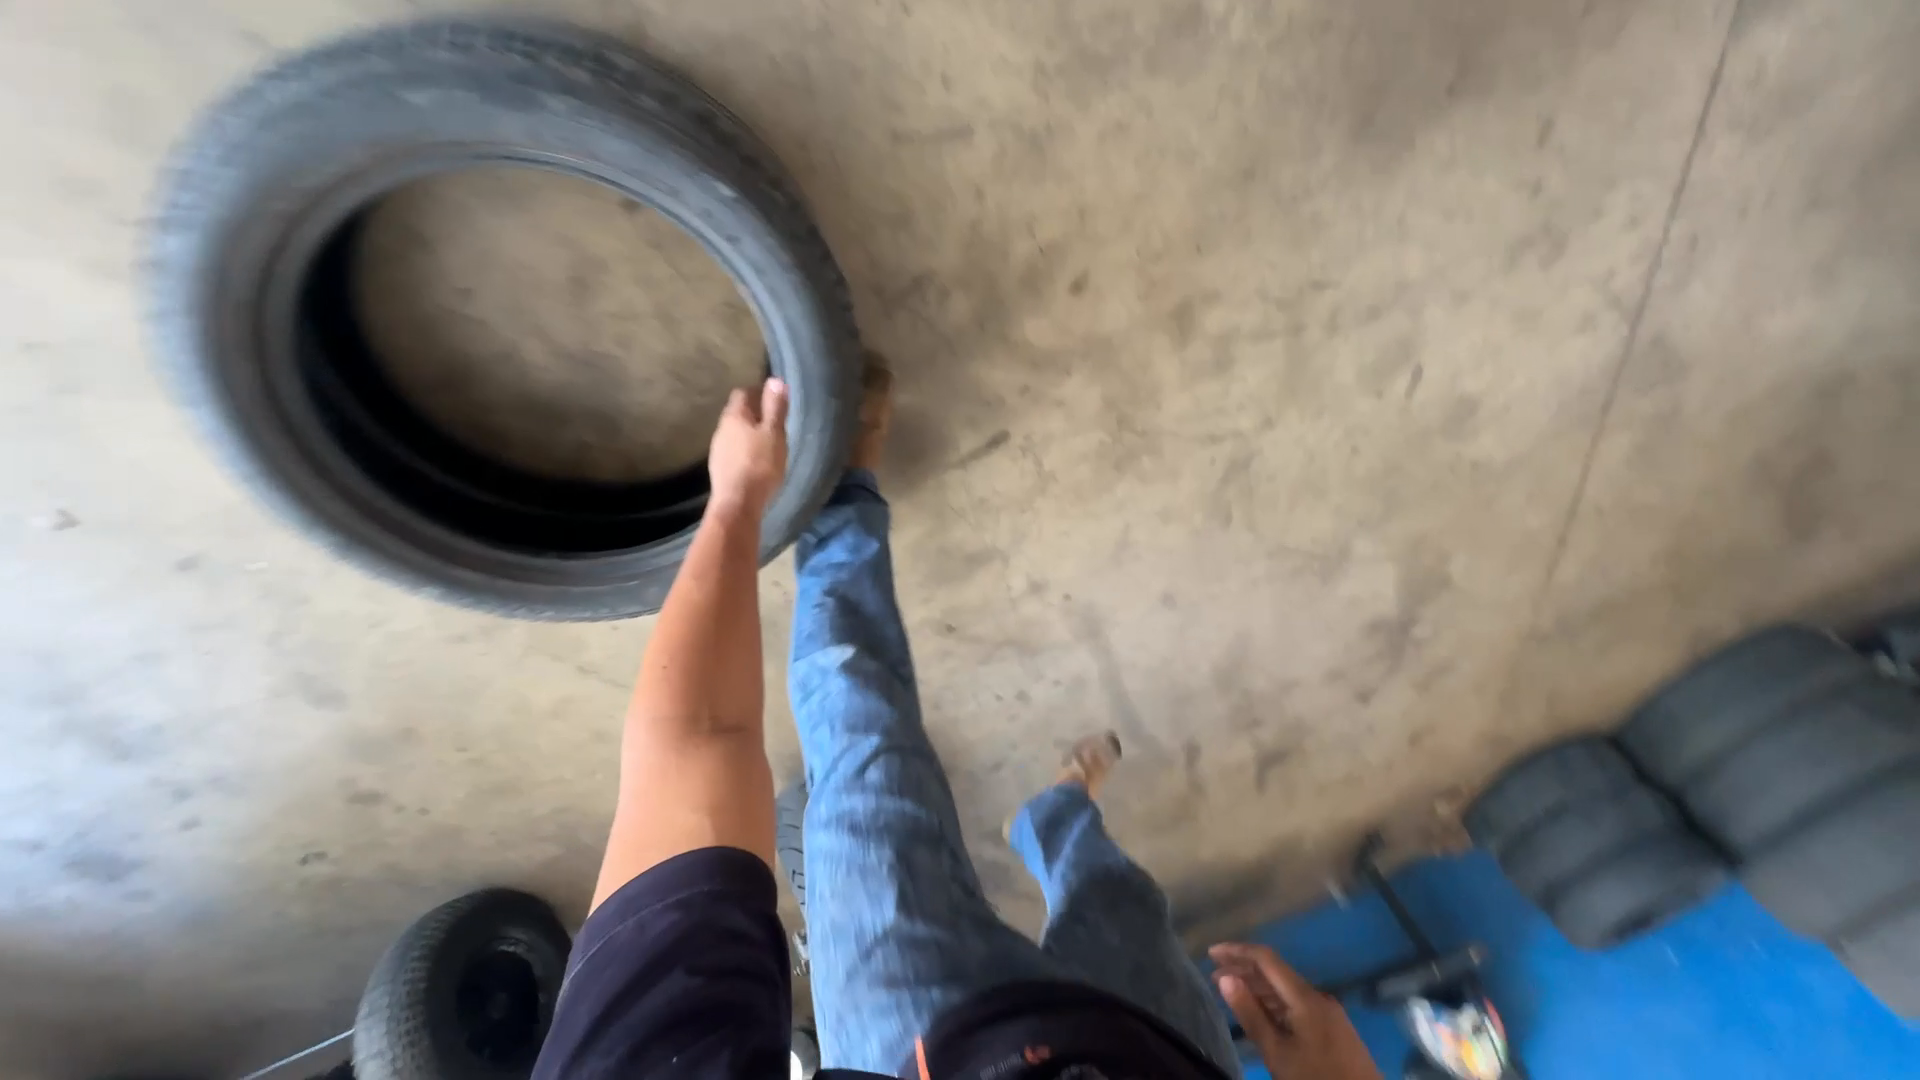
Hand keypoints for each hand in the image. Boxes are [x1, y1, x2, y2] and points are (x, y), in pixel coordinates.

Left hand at [707, 378, 787, 516]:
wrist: (738, 503)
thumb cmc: (760, 465)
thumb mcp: (774, 434)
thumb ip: (775, 408)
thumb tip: (775, 380)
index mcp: (734, 416)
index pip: (743, 393)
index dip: (758, 392)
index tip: (774, 400)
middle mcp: (721, 428)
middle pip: (738, 412)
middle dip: (754, 413)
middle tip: (774, 421)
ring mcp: (718, 449)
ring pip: (735, 432)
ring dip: (749, 433)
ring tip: (768, 442)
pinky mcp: (720, 468)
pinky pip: (734, 450)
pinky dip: (746, 449)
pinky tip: (757, 461)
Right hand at [1208, 942, 1380, 1079]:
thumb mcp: (1277, 1053)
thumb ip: (1250, 1014)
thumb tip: (1225, 978)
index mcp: (1306, 997)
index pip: (1266, 959)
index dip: (1237, 951)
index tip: (1211, 954)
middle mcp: (1319, 997)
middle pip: (1276, 973)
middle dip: (1244, 971)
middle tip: (1214, 977)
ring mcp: (1330, 1014)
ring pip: (1287, 991)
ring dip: (1259, 989)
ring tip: (1233, 994)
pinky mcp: (1335, 1030)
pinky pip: (1299, 1006)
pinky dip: (1276, 1004)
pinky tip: (1263, 1015)